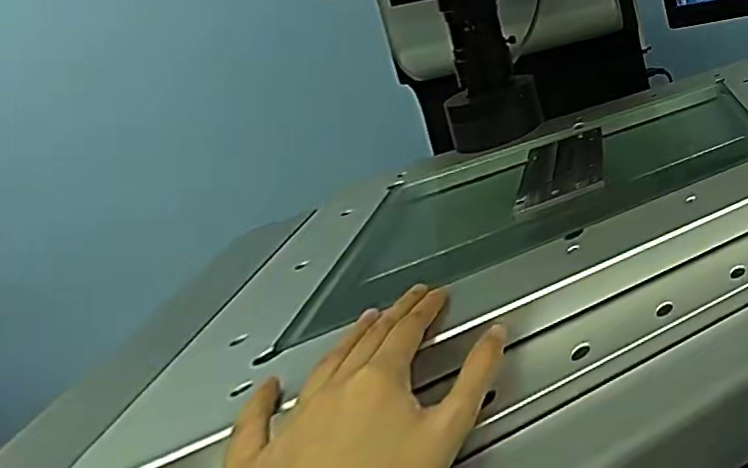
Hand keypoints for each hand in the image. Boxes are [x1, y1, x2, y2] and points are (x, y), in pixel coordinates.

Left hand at [226, 285, 506, 467]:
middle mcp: (333, 393)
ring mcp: (292, 425)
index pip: (408, 329)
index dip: (426, 307)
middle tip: (410, 298)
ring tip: (363, 322)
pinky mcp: (258, 461)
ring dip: (347, 340)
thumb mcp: (450, 426)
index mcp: (379, 380)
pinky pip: (252, 425)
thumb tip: (494, 335)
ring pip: (323, 367)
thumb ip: (477, 374)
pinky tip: (264, 389)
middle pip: (369, 340)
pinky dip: (259, 402)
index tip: (437, 296)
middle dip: (394, 314)